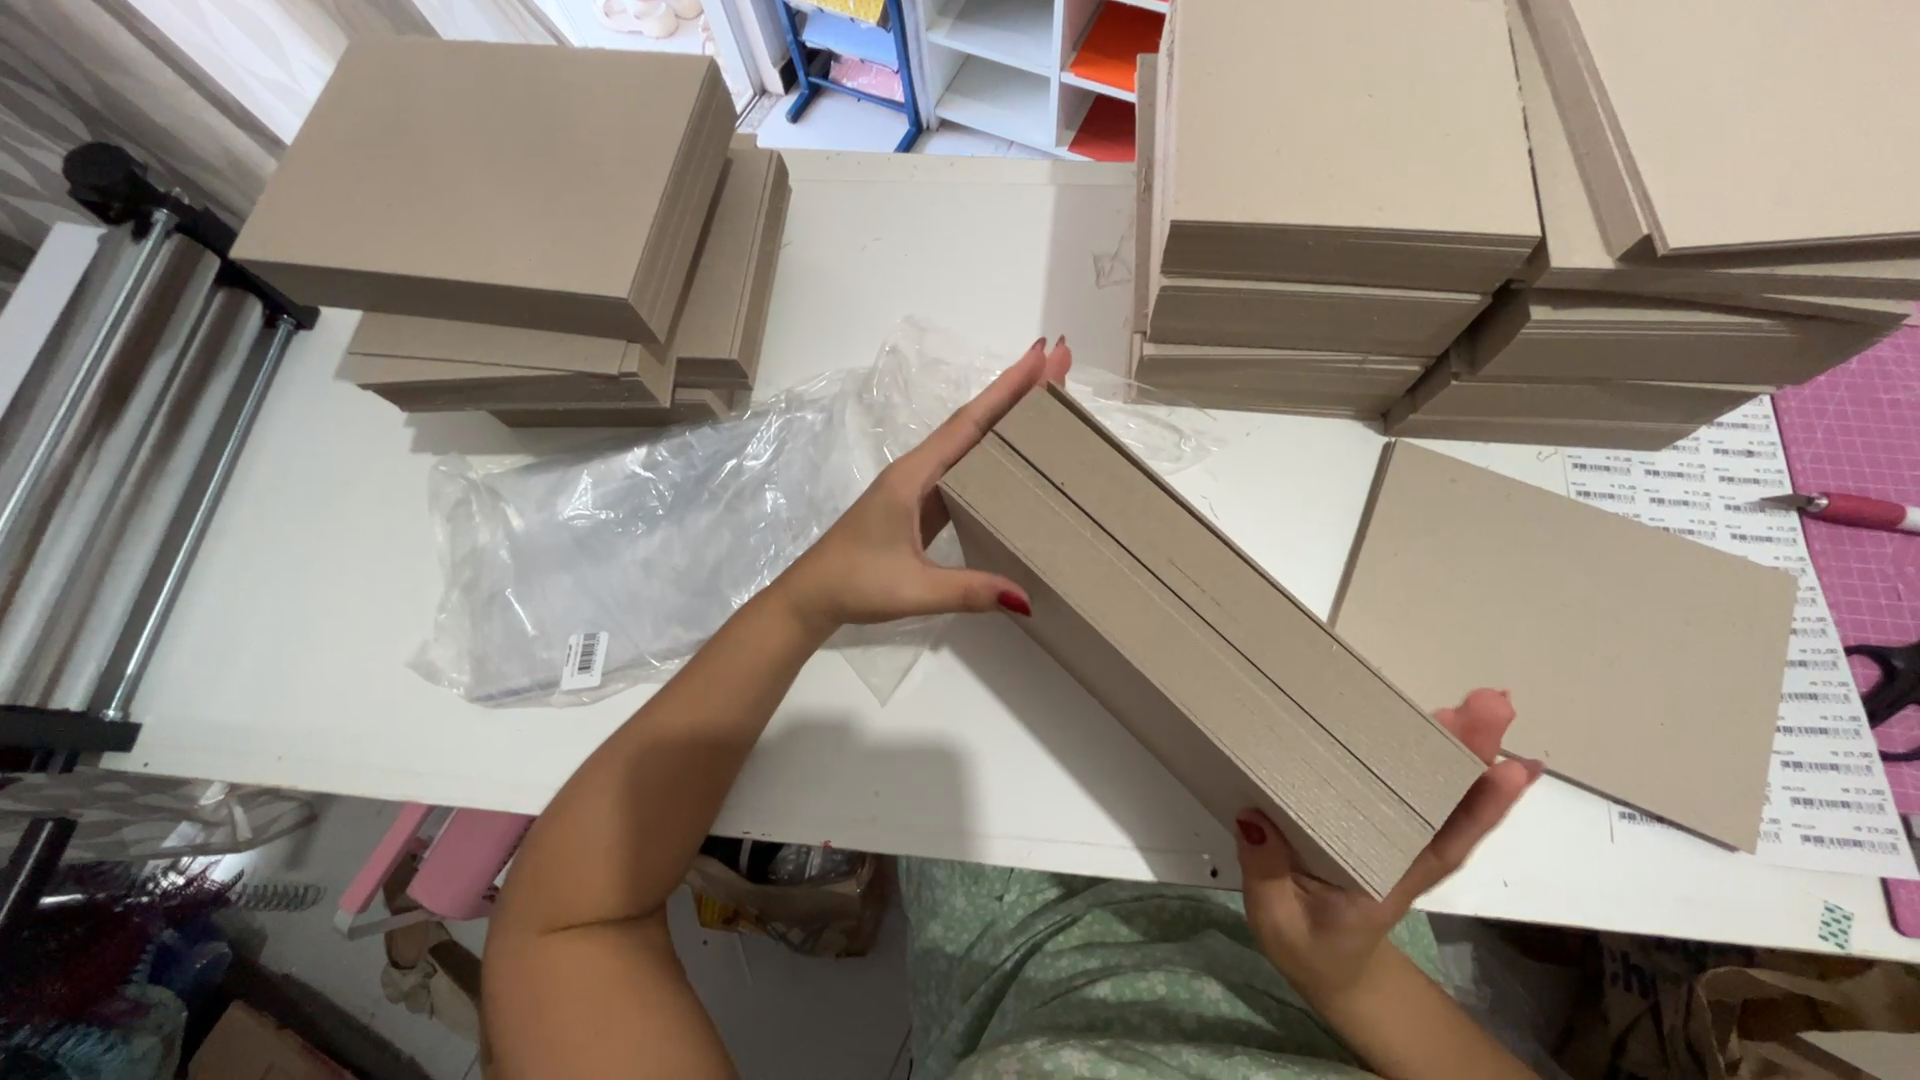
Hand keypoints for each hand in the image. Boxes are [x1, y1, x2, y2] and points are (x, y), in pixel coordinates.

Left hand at [770, 337, 1072, 635]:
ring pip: (969, 443)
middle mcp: (917, 471)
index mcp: (913, 477)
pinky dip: (991, 455)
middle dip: (1015, 390)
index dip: (1006, 389)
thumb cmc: (855, 584)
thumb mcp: (914, 589)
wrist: (812, 595)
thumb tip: (1027, 598)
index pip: (967, 424)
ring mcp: (917, 486)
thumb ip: (968, 591)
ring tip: (1046, 400)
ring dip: (1005, 419)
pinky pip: (964, 470)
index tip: (1041, 356)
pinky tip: (1014, 458)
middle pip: (973, 422)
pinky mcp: (919, 504)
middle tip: (1059, 363)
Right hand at [1235, 689, 1540, 1004]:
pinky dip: (1434, 758)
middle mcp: (1406, 857)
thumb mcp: (1277, 921)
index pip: (1439, 845)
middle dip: (1472, 754)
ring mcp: (1400, 839)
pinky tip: (1445, 724)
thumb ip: (1267, 874)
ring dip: (1460, 747)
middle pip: (1449, 806)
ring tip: (1476, 703)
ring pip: (1439, 793)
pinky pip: (1414, 792)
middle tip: (1489, 704)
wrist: (1331, 968)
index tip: (1505, 768)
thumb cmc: (1307, 946)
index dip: (1475, 807)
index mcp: (1387, 883)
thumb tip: (1255, 817)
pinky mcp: (1383, 825)